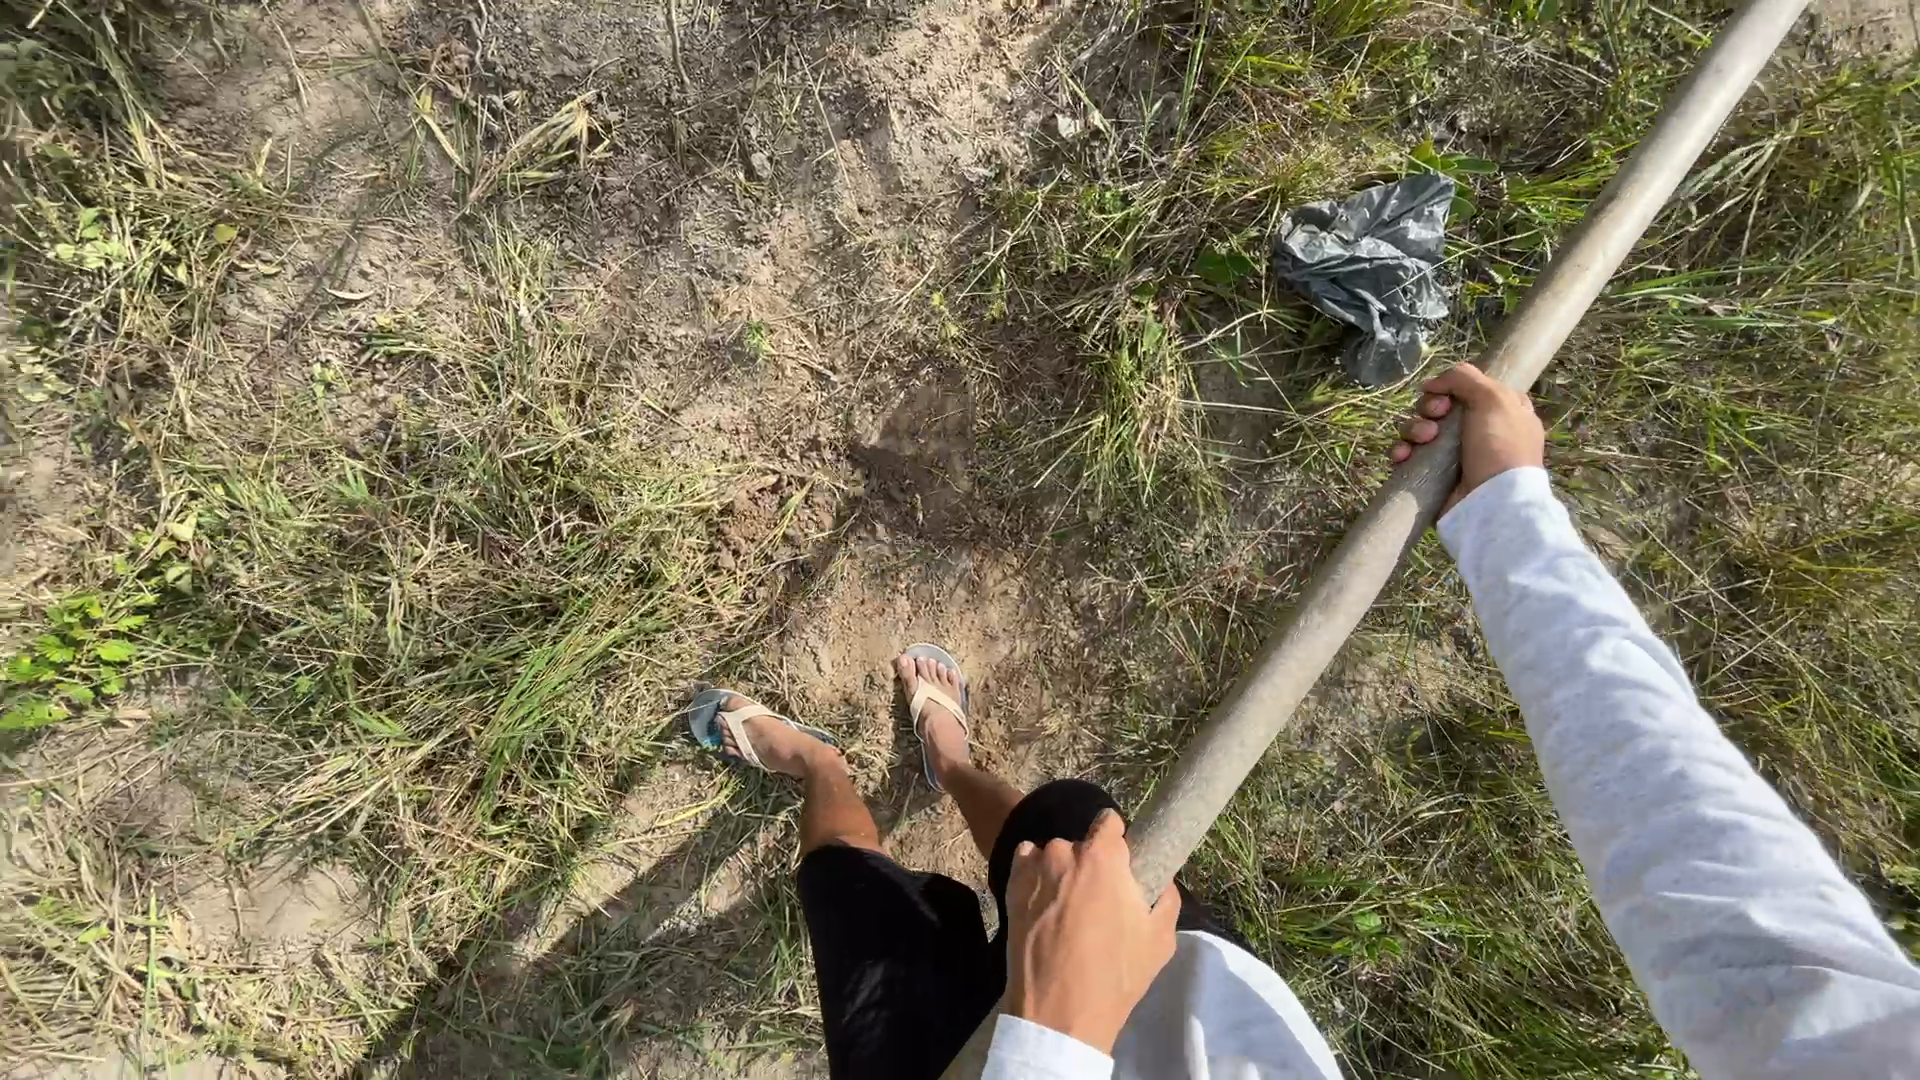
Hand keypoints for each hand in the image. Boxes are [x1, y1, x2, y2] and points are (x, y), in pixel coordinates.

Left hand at [1003, 809, 1180, 1054]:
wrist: (1058, 1011)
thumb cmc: (1114, 976)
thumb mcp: (1159, 941)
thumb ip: (1166, 900)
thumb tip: (1162, 881)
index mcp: (1103, 857)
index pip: (1108, 821)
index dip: (1115, 840)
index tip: (1119, 862)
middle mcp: (1066, 850)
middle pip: (1081, 844)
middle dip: (1089, 864)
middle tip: (1094, 898)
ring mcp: (1035, 865)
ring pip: (1053, 855)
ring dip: (1060, 871)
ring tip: (1064, 909)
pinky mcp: (1011, 883)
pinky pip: (1026, 863)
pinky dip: (1033, 876)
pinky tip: (1041, 905)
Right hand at [1389, 362, 1544, 509]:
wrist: (1491, 500)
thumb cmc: (1501, 446)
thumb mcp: (1494, 399)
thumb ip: (1464, 378)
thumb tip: (1430, 383)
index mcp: (1500, 412)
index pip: (1467, 390)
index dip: (1451, 389)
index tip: (1448, 397)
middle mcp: (1476, 431)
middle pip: (1438, 407)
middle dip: (1429, 408)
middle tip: (1436, 416)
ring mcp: (1452, 455)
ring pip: (1418, 429)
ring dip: (1413, 429)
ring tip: (1423, 440)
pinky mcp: (1430, 474)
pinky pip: (1407, 456)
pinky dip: (1401, 452)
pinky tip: (1403, 456)